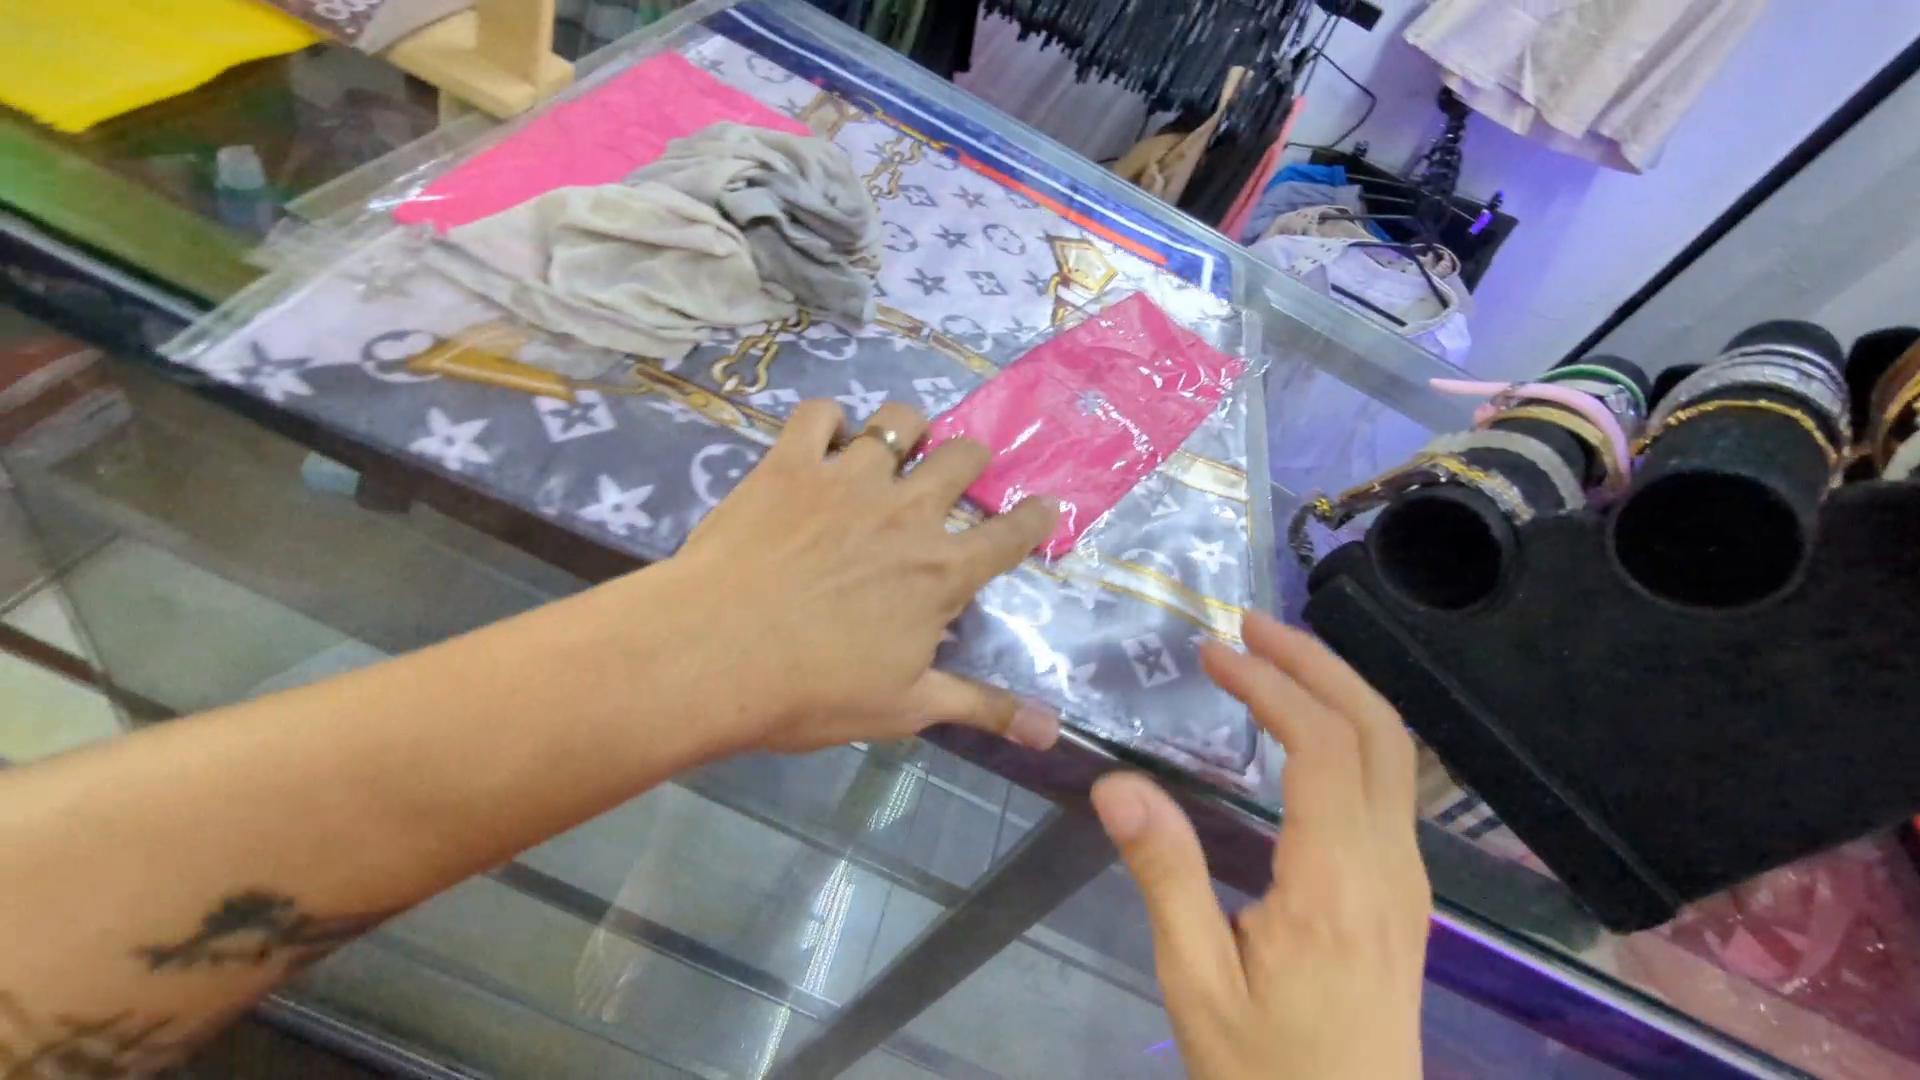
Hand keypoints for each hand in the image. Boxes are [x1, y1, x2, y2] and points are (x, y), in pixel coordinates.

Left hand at [670, 399, 1060, 754]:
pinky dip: (828, 420)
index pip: (1011, 534)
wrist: (713, 656)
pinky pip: (820, 414)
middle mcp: (907, 512)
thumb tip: (1053, 734)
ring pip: (898, 420)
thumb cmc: (814, 690)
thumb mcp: (907, 708)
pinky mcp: (791, 464)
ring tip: (899, 444)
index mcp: (941, 570)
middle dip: (974, 460)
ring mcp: (848, 479)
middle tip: (960, 475)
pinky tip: (825, 439)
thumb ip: (983, 708)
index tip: (1045, 506)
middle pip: (963, 458)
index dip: (1036, 517)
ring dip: (909, 429)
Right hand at [1091, 611, 1430, 1079]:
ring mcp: (1407, 877)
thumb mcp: (1197, 982)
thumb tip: (1118, 784)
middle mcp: (1390, 867)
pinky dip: (1346, 725)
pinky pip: (1387, 780)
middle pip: (1378, 730)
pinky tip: (1302, 722)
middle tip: (1251, 624)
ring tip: (1273, 654)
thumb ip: (1165, 876)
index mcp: (1338, 884)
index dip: (1270, 685)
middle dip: (1316, 662)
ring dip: (1336, 687)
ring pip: (1393, 751)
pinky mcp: (1402, 890)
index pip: (1321, 747)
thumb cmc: (1268, 1069)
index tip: (1214, 653)